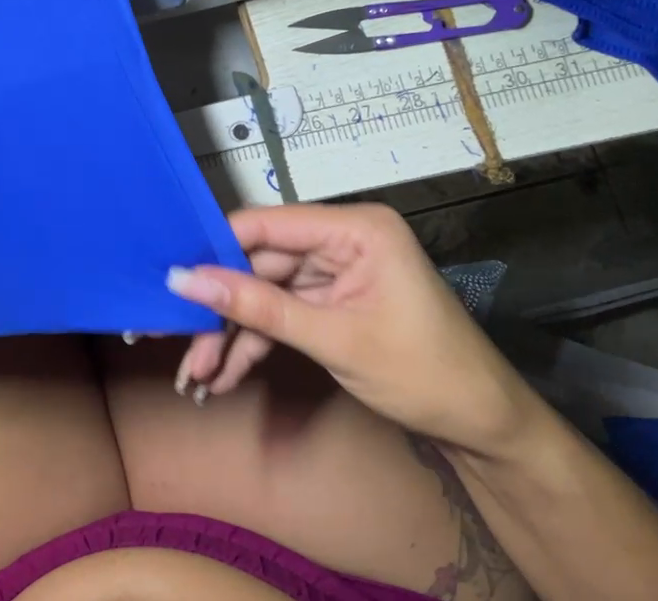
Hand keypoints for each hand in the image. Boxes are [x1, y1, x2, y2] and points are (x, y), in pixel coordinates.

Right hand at [168, 203, 534, 453]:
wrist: (488, 432)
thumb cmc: (427, 374)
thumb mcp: (334, 340)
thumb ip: (255, 307)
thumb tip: (182, 281)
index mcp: (354, 229)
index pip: (263, 226)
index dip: (213, 251)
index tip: (168, 279)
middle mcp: (338, 241)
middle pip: (254, 265)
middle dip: (218, 310)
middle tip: (179, 343)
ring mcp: (331, 273)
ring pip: (258, 295)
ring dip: (228, 335)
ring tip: (197, 373)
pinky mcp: (326, 302)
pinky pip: (276, 316)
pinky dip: (251, 345)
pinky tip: (224, 374)